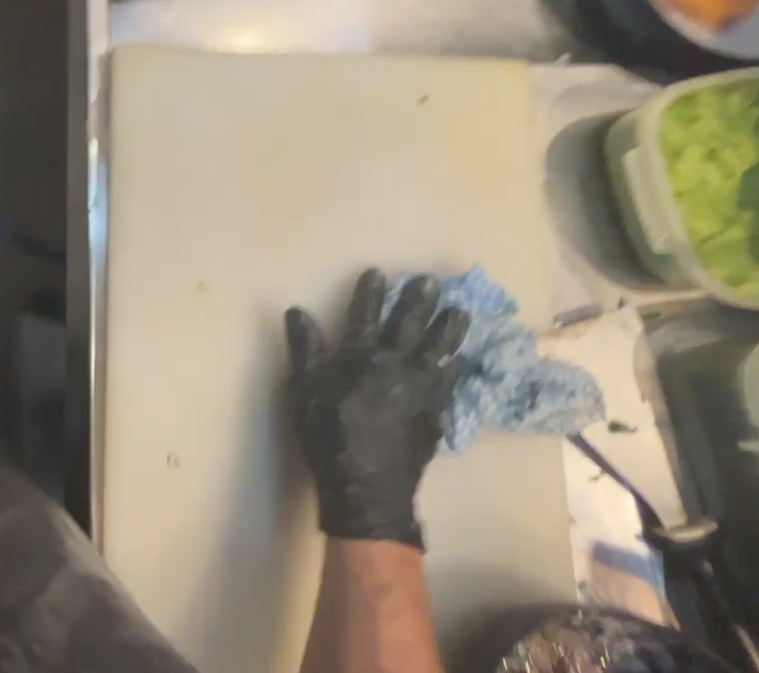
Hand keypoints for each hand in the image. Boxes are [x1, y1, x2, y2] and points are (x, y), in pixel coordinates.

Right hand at [285, 269, 468, 549]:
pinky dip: (455, 363)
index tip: (377, 273)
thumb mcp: (304, 390)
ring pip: (439, 350)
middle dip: (418, 302)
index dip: (370, 294)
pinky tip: (460, 356)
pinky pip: (450, 379)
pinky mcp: (437, 412)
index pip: (365, 317)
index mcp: (360, 359)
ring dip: (448, 328)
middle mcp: (395, 367)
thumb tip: (298, 311)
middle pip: (409, 327)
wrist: (367, 486)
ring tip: (459, 311)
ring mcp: (422, 389)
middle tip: (430, 282)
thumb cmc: (328, 434)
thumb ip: (306, 350)